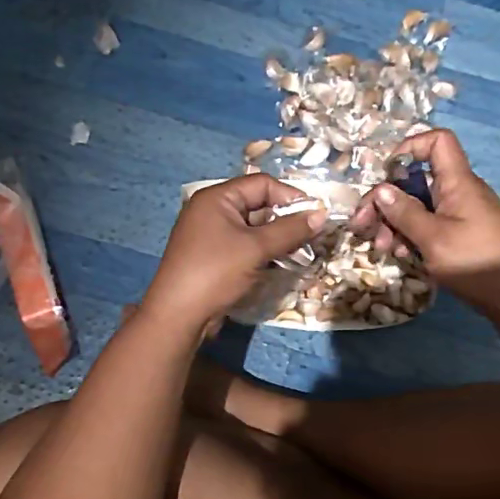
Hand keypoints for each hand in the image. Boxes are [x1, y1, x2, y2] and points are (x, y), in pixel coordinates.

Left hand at [142, 174, 327, 330]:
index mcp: (216, 198)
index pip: (262, 184)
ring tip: (299, 254)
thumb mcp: (256, 248)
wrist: (178, 314)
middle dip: (285, 221)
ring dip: (275, 240)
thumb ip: (290, 230)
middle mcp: (210, 211)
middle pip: (257, 205)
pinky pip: (242, 247)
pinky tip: (279, 265)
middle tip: (311, 238)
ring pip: (251, 229)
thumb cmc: (215, 272)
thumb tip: (321, 214)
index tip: (315, 216)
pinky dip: (261, 253)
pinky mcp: (211, 257)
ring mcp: (209, 235)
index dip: (290, 197)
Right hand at [349, 129, 499, 306]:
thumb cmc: (474, 260)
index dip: (410, 148)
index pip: (437, 142)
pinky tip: (401, 255)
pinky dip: (409, 235)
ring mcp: (457, 213)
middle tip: (362, 224)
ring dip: (393, 223)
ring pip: (416, 205)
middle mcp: (456, 191)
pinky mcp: (456, 232)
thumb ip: (404, 213)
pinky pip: (426, 224)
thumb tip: (380, 189)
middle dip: (385, 200)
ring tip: (382, 248)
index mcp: (457, 182)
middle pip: (415, 180)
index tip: (385, 174)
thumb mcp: (432, 238)